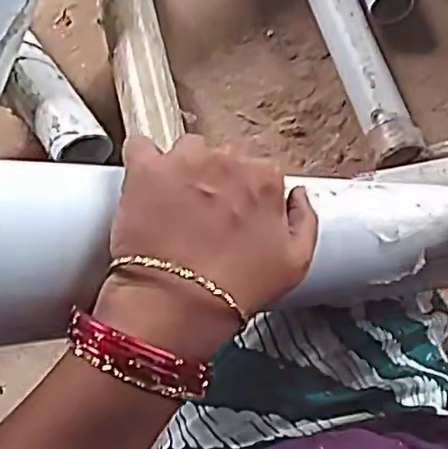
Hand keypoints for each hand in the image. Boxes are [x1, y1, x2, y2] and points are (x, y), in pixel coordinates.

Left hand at [94, 136, 318, 358]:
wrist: (179, 301)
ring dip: (187, 167)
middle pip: (228, 155)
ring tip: (180, 200)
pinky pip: (142, 147)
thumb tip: (299, 196)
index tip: (244, 213)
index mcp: (266, 179)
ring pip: (189, 150)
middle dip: (222, 177)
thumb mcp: (297, 262)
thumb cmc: (238, 285)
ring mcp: (185, 162)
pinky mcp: (145, 169)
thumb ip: (306, 219)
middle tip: (213, 212)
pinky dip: (145, 160)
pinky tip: (149, 183)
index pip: (265, 169)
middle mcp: (228, 161)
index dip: (254, 193)